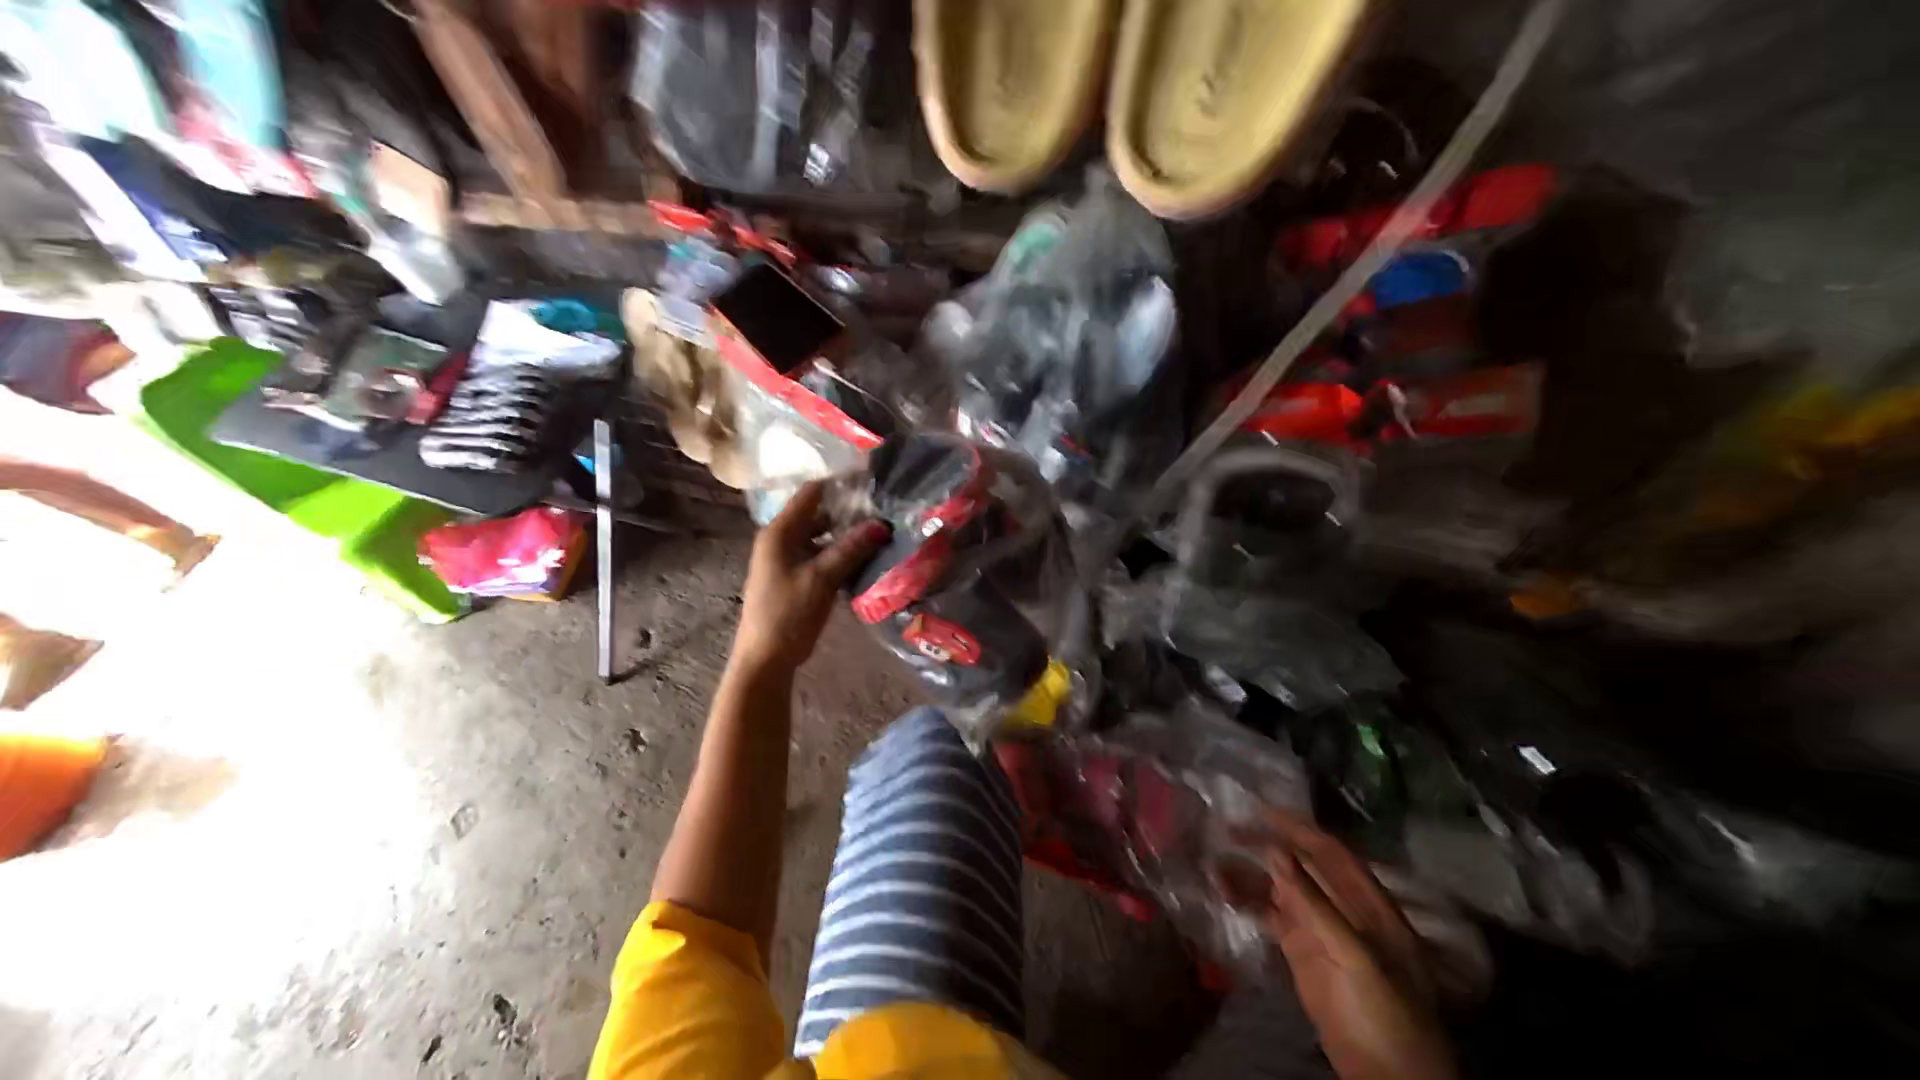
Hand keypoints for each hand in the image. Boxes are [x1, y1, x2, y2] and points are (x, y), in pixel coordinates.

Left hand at [731, 480, 889, 676]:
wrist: (765, 659)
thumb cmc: (788, 614)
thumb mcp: (822, 578)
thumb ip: (851, 548)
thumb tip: (881, 523)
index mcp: (779, 532)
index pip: (811, 493)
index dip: (840, 484)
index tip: (872, 481)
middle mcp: (781, 540)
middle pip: (818, 514)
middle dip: (849, 512)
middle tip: (884, 510)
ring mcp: (787, 560)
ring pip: (822, 537)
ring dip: (847, 535)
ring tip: (881, 533)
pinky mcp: (796, 578)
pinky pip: (822, 556)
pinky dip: (841, 554)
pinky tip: (866, 558)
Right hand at [1248, 813, 1457, 1079]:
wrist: (1389, 1078)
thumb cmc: (1386, 1013)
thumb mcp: (1356, 956)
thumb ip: (1314, 903)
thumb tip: (1275, 850)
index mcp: (1370, 904)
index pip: (1333, 853)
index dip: (1299, 828)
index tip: (1261, 809)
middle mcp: (1344, 909)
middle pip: (1302, 866)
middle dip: (1267, 845)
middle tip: (1227, 830)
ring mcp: (1321, 931)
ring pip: (1281, 889)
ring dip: (1251, 875)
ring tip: (1215, 866)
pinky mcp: (1302, 951)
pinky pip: (1271, 916)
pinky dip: (1248, 902)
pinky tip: (1224, 894)